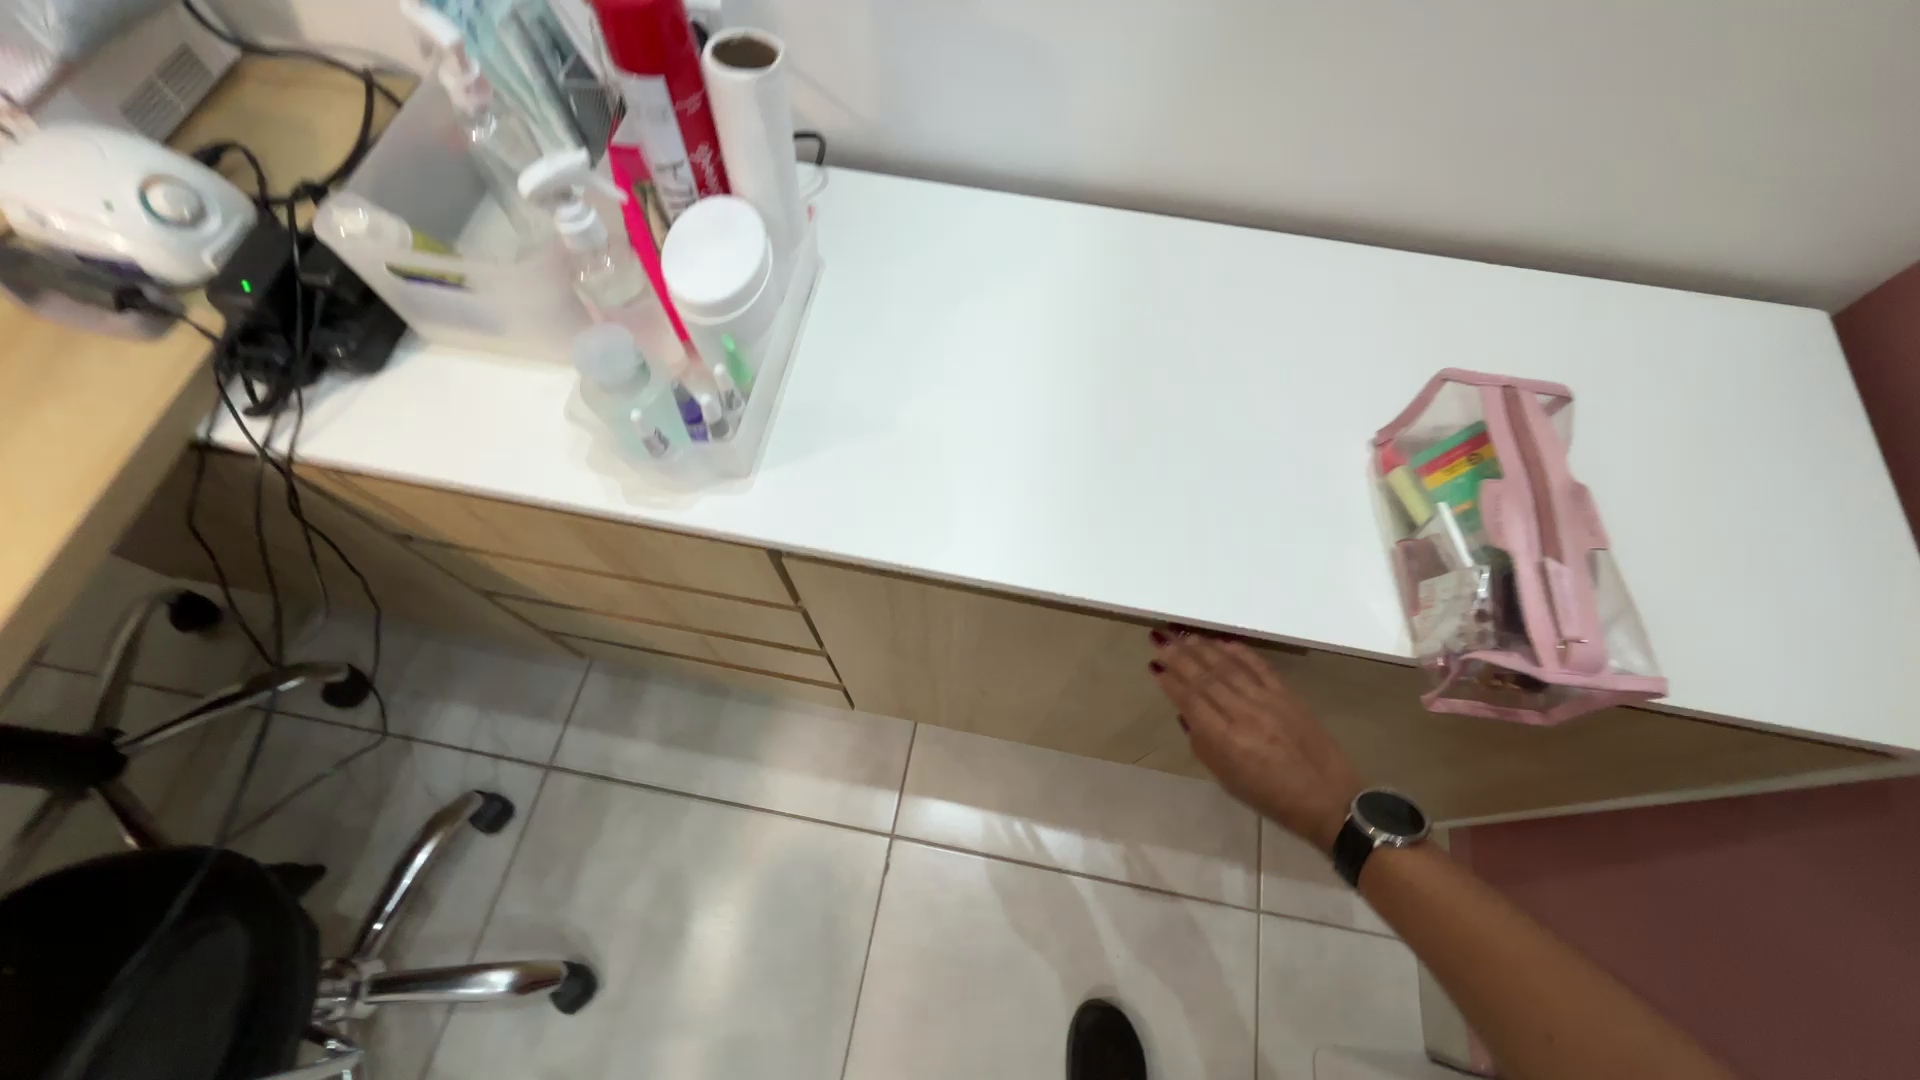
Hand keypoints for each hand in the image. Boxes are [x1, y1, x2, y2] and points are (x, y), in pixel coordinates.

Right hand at [1149, 631, 1363, 850]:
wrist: (1329, 800)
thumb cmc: (1272, 798)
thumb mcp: (1228, 780)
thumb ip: (1204, 745)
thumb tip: (1187, 714)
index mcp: (1226, 741)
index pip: (1191, 701)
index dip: (1170, 682)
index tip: (1155, 666)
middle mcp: (1245, 715)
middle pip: (1206, 679)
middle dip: (1179, 657)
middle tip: (1161, 640)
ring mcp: (1269, 702)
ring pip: (1229, 668)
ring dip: (1204, 649)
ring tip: (1184, 635)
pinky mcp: (1289, 696)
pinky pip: (1260, 668)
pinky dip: (1240, 653)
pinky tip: (1223, 642)